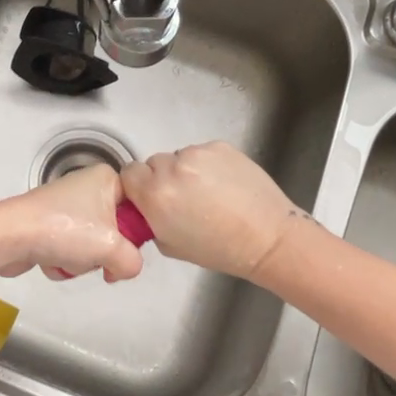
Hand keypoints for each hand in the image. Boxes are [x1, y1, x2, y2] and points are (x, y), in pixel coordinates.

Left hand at [0, 165, 144, 282]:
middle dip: (104, 252)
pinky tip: (50, 261)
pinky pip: (70, 249)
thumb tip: (123, 268)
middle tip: (97, 259)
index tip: (128, 250)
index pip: (140, 206)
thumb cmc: (66, 231)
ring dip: (81, 261)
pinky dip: (63, 261)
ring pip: (91, 245)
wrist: (9, 236)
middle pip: (115, 230)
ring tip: (66, 259)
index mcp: (107, 178)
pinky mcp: (48, 225)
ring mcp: (65, 207)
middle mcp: (87, 187)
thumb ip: (132, 261)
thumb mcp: (112, 247)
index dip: (137, 233)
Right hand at [120, 142, 304, 281]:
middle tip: (182, 200)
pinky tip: (223, 185)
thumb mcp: (168, 244)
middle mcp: (172, 167)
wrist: (267, 237)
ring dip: (185, 171)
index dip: (137, 186)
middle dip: (162, 179)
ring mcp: (198, 153)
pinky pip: (202, 153)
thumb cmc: (217, 249)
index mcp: (155, 194)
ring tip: (208, 194)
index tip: (150, 199)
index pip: (128, 173)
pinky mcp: (221, 146)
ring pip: (179, 157)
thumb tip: (145, 206)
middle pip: (153, 164)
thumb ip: (149, 218)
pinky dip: (207, 166)